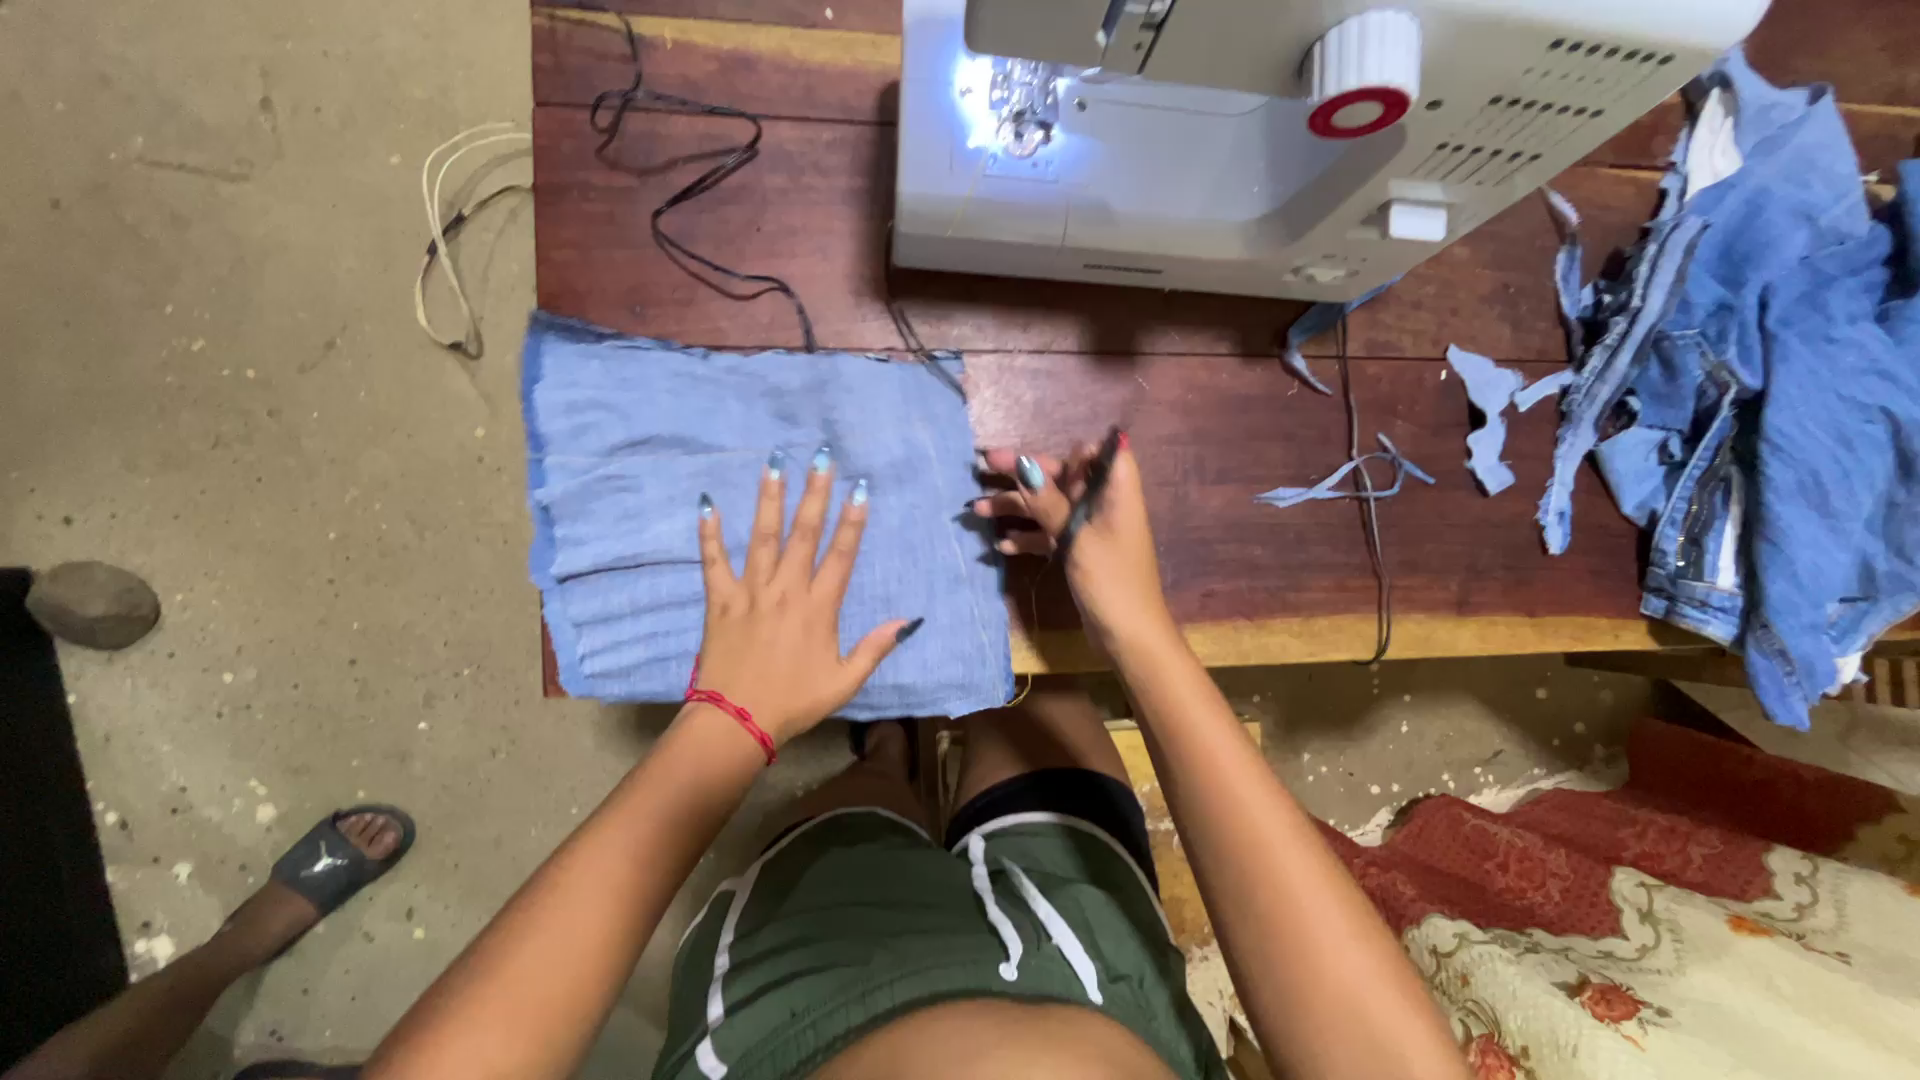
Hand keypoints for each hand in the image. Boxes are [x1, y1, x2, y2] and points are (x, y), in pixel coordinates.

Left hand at [693, 449, 916, 745]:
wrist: (736, 722)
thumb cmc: (794, 703)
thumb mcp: (844, 682)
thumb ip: (874, 648)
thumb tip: (908, 621)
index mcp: (819, 608)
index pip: (841, 555)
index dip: (853, 520)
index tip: (860, 487)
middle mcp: (786, 590)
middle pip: (804, 534)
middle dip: (814, 493)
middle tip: (820, 456)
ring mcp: (750, 592)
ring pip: (762, 537)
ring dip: (770, 498)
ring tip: (775, 463)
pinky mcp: (719, 600)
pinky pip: (713, 561)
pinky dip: (709, 533)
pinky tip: (707, 504)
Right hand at [974, 435, 1177, 653]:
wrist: (1128, 636)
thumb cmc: (1110, 581)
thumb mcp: (1075, 538)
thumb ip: (1048, 501)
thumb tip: (1025, 463)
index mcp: (1115, 491)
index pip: (1098, 453)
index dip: (1065, 450)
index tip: (1029, 456)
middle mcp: (1103, 504)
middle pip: (1063, 477)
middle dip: (1024, 474)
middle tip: (984, 466)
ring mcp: (1090, 530)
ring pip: (1050, 506)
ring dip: (1017, 507)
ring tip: (978, 511)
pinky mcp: (1079, 552)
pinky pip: (1050, 534)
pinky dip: (1028, 537)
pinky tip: (1002, 547)